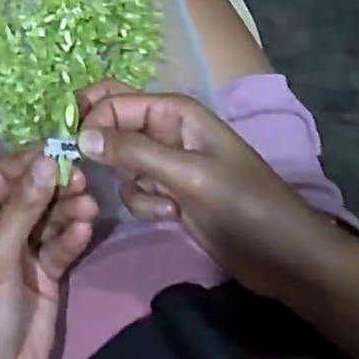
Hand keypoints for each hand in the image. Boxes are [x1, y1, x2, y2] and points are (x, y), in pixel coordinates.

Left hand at [0, 152, 99, 358]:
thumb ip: (24, 206)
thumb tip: (47, 158)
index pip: (4, 174)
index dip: (31, 160)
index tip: (62, 148)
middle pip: (33, 192)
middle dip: (56, 184)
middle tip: (84, 178)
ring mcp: (24, 250)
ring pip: (51, 216)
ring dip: (70, 209)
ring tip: (90, 207)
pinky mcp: (46, 273)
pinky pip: (61, 244)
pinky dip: (73, 236)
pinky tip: (84, 231)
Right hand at [76, 80, 343, 301]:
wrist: (285, 257)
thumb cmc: (242, 205)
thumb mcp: (188, 176)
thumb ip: (134, 153)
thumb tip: (81, 135)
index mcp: (174, 110)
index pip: (115, 101)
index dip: (92, 122)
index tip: (74, 153)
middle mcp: (166, 128)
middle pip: (115, 124)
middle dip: (102, 148)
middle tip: (87, 172)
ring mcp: (167, 160)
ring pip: (121, 161)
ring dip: (131, 185)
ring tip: (161, 203)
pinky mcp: (170, 190)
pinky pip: (136, 188)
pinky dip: (145, 203)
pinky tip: (170, 216)